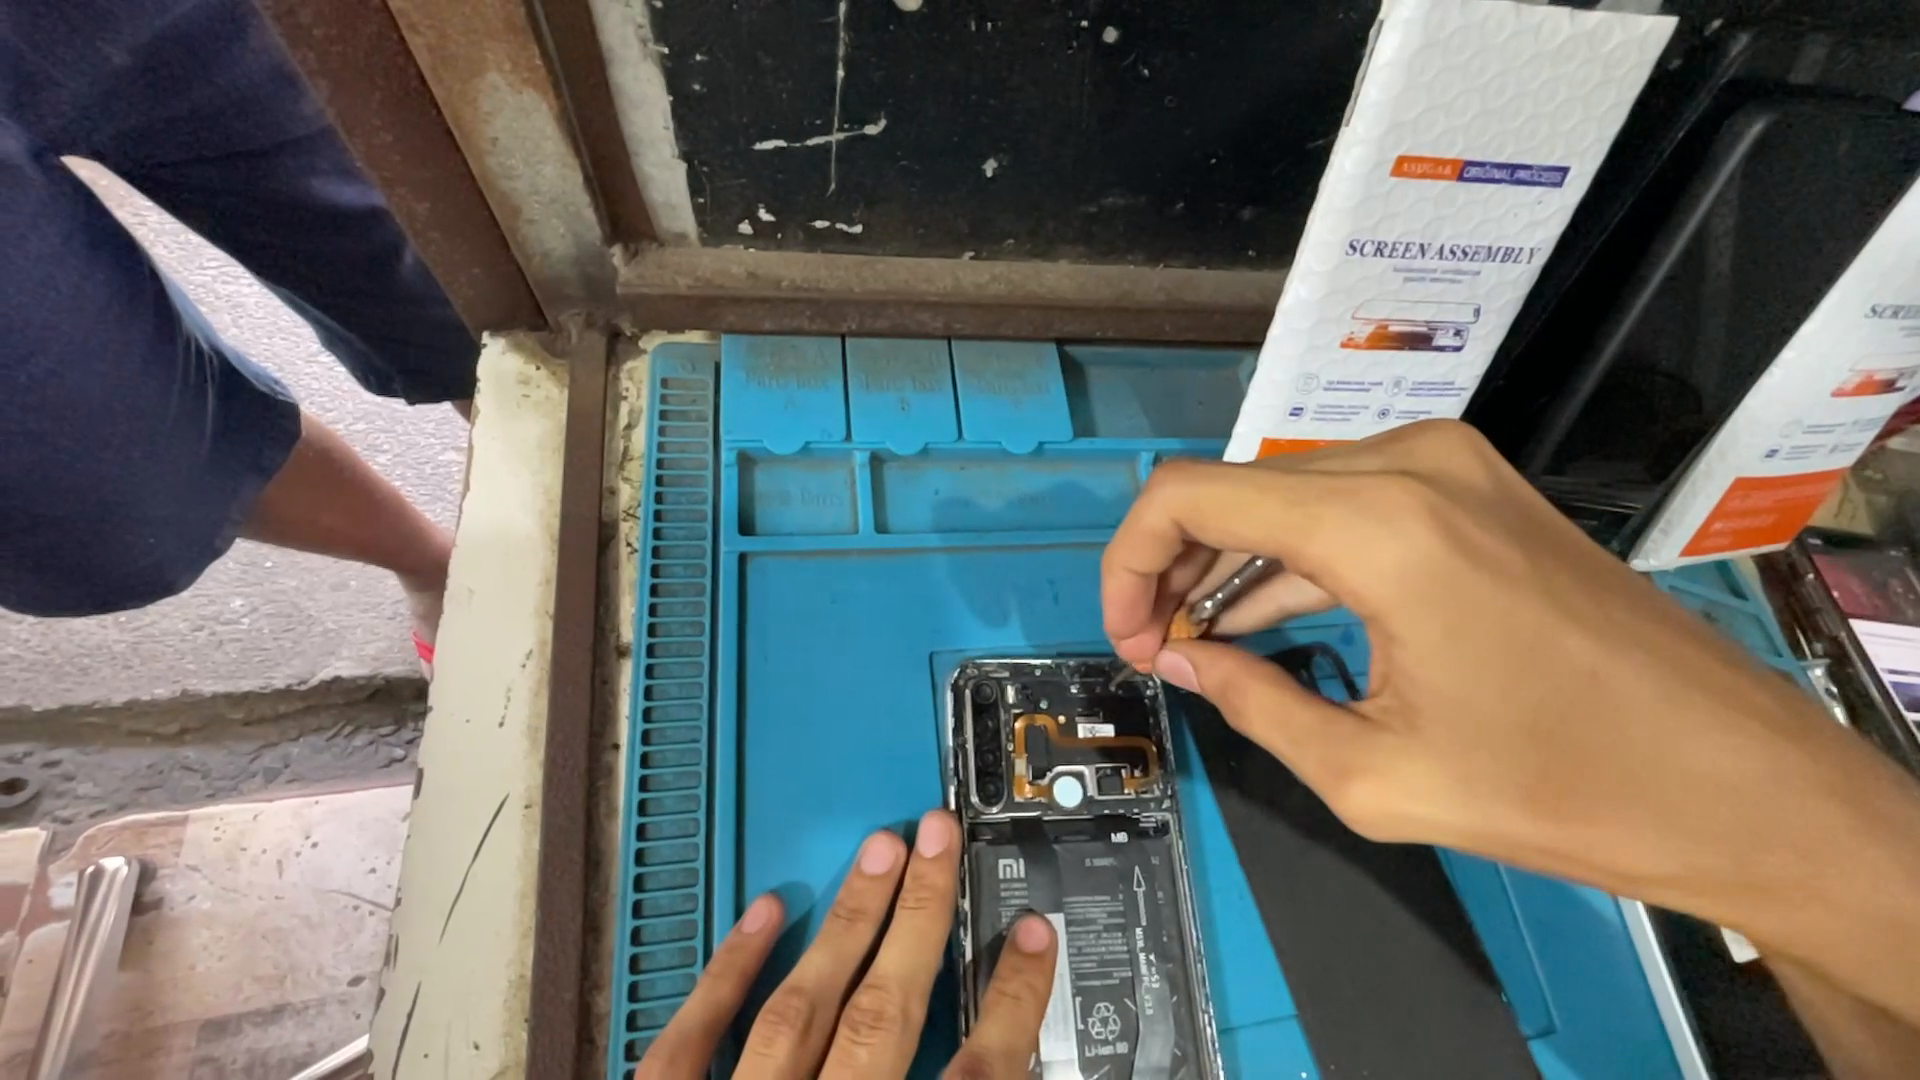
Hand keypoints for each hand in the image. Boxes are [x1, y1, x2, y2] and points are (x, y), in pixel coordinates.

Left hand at [637, 810, 1059, 1079]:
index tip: (1037, 939)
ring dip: (847, 922)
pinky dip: (729, 972)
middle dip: (920, 916)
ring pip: (802, 1008)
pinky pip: (692, 1041)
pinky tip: (764, 911)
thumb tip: (997, 1060)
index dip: (1014, 1003)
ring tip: (879, 849)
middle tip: (940, 836)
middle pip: (887, 1013)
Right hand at [1101, 421, 1919, 1015]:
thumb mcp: (1370, 774)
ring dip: (1225, 566)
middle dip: (1172, 570)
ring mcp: (1444, 465)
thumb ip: (1249, 703)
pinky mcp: (1465, 487)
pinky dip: (1286, 560)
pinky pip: (1337, 508)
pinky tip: (1256, 620)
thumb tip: (1177, 661)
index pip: (1187, 494)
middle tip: (1158, 651)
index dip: (1130, 562)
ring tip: (1195, 644)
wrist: (1747, 785)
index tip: (1131, 638)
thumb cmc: (1559, 790)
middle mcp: (1404, 463)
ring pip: (1278, 497)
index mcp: (1377, 523)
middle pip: (1228, 489)